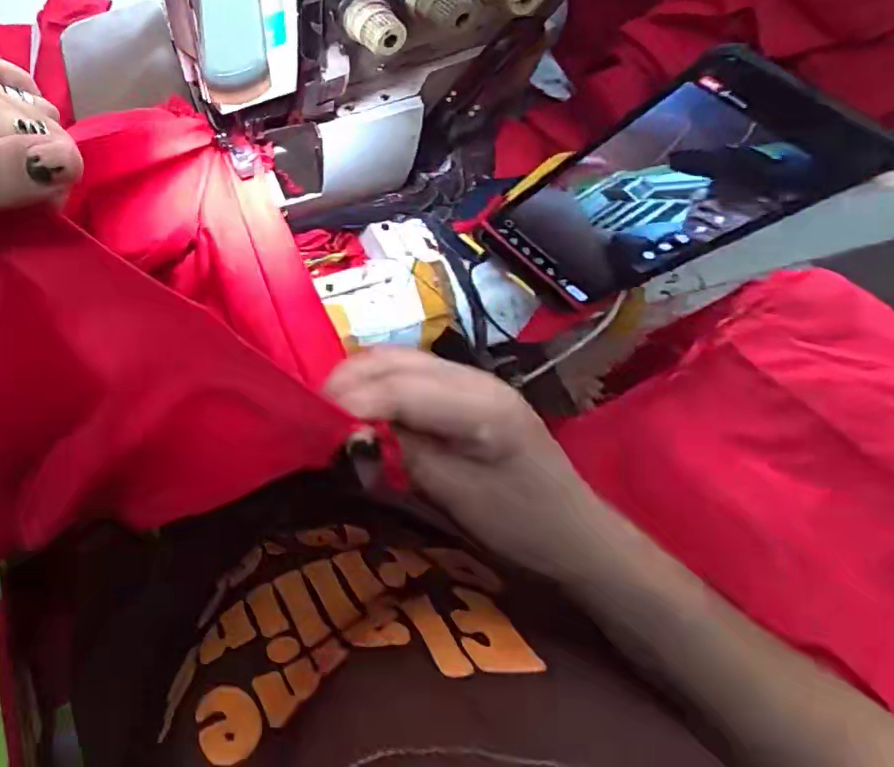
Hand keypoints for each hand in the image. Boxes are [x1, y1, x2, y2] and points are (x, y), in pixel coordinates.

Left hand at [0, 55, 79, 365]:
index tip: (29, 224)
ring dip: (30, 140)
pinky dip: (7, 110)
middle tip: (18, 214)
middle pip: (38, 118)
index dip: (54, 185)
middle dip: (46, 164)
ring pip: (17, 103)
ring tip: (13, 185)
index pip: (51, 138)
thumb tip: (72, 159)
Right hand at [324, 347, 628, 583]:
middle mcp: (472, 378)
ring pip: (392, 358)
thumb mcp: (456, 495)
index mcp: (480, 406)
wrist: (580, 536)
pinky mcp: (460, 386)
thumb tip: (345, 435)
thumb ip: (400, 455)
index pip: (398, 388)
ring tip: (329, 409)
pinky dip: (372, 382)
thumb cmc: (522, 524)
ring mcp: (467, 377)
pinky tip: (359, 405)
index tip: (314, 424)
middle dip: (343, 382)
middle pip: (390, 361)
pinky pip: (402, 369)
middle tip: (313, 415)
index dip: (350, 401)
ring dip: (354, 378)